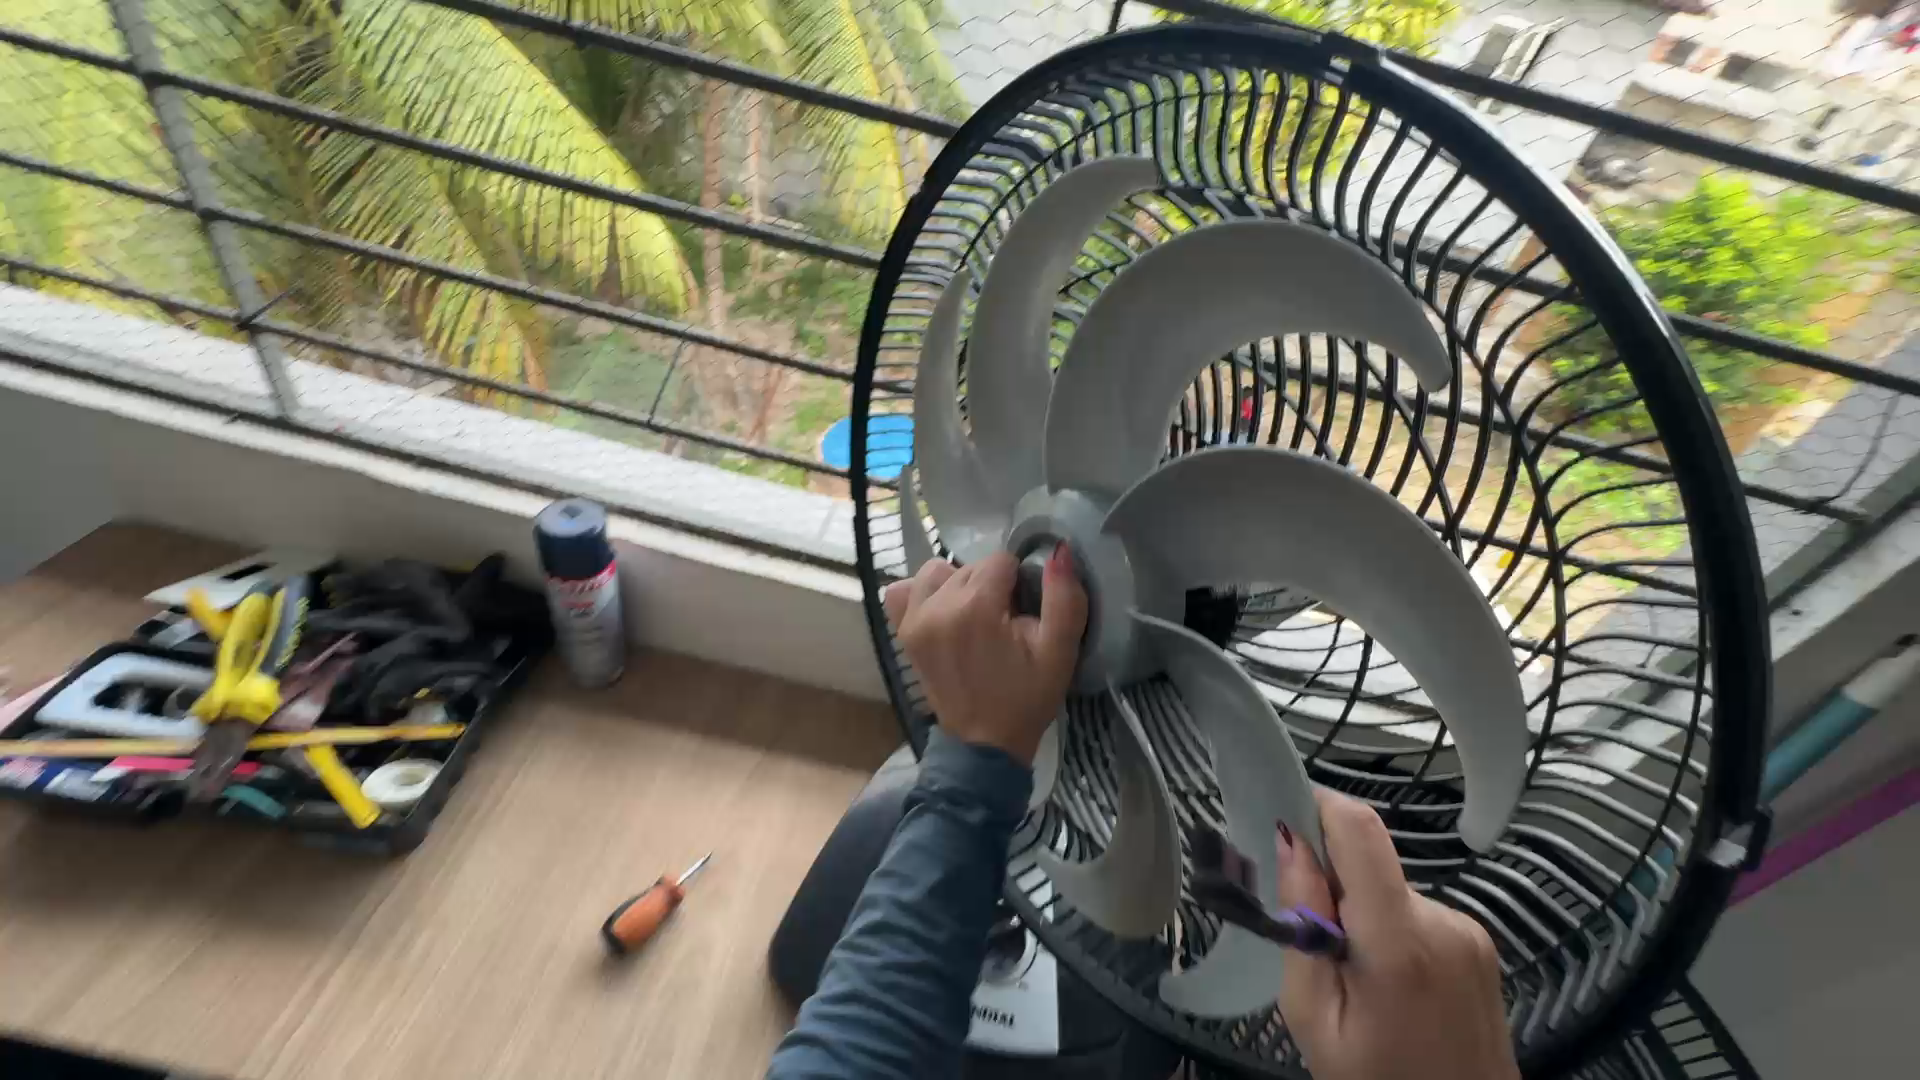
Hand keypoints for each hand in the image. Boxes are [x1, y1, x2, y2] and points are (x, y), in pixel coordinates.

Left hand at [883, 549, 1087, 764]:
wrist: (983, 744)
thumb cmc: (1026, 698)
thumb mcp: (1059, 651)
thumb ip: (1064, 597)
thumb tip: (1060, 550)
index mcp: (976, 606)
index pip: (1001, 561)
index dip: (1018, 584)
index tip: (1022, 615)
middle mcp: (937, 605)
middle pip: (971, 566)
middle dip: (991, 587)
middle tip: (1004, 625)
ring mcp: (913, 618)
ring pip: (939, 572)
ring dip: (959, 586)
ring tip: (975, 618)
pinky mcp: (903, 632)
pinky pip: (903, 591)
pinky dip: (922, 595)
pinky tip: (942, 614)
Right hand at [1277, 789, 1518, 1079]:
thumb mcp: (1314, 1015)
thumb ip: (1300, 924)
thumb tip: (1290, 843)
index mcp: (1399, 940)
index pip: (1359, 828)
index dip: (1317, 806)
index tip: (1282, 821)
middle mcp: (1442, 920)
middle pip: (1366, 858)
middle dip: (1327, 878)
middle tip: (1308, 934)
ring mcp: (1467, 929)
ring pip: (1385, 884)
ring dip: (1356, 907)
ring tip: (1350, 969)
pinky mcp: (1477, 940)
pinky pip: (1411, 908)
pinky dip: (1385, 925)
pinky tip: (1385, 978)